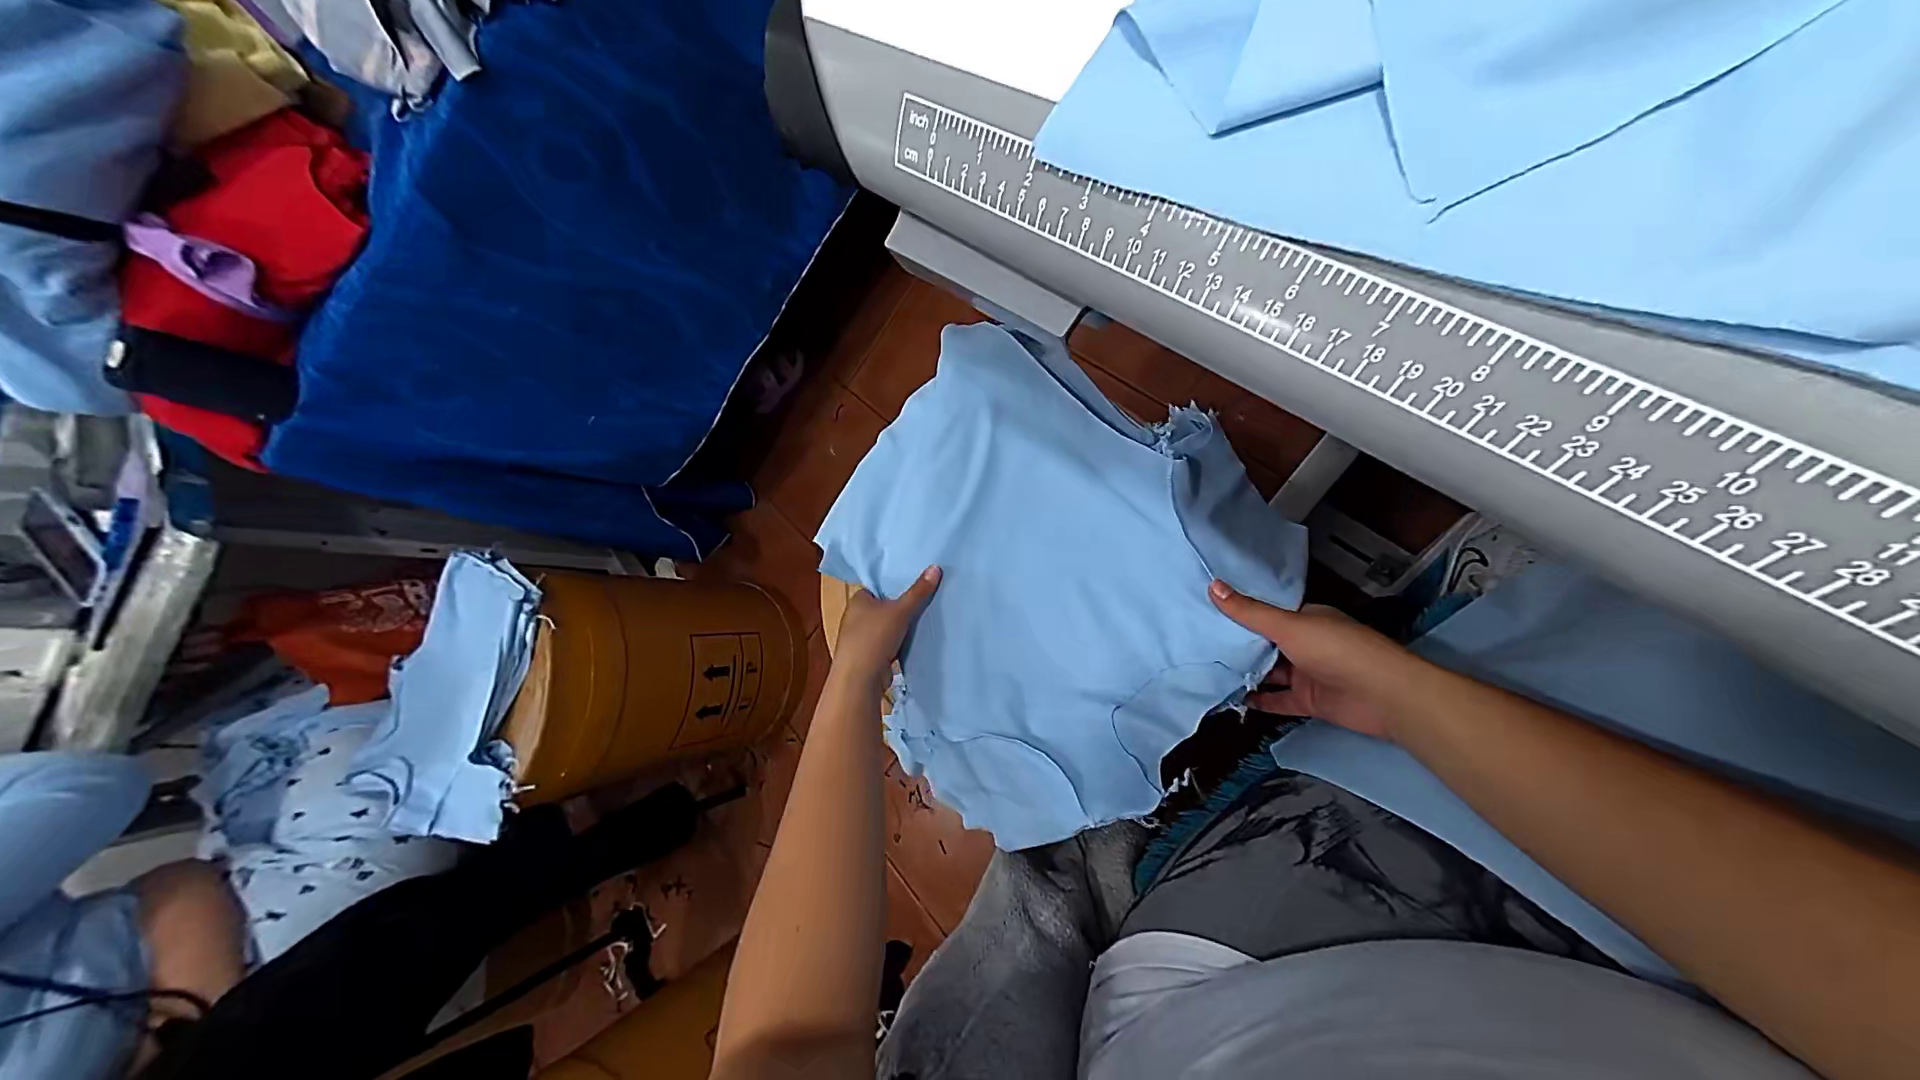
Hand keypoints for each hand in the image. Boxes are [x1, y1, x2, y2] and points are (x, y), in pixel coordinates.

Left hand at [833, 566, 941, 694]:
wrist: (860, 678)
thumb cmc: (874, 637)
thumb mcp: (900, 610)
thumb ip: (918, 591)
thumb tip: (935, 567)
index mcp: (858, 600)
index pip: (878, 587)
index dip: (895, 587)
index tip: (915, 585)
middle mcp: (856, 617)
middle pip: (884, 607)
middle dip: (901, 608)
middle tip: (925, 601)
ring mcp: (861, 638)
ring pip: (887, 627)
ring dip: (901, 628)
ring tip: (924, 620)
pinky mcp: (869, 656)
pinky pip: (888, 644)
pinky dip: (899, 643)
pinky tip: (915, 641)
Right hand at [1208, 579, 1426, 740]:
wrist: (1384, 696)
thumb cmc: (1337, 650)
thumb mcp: (1288, 625)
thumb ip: (1249, 612)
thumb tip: (1213, 586)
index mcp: (1305, 619)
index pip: (1267, 613)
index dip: (1239, 612)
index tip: (1206, 611)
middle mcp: (1305, 644)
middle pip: (1265, 643)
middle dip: (1238, 643)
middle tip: (1199, 641)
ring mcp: (1307, 674)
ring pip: (1269, 672)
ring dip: (1245, 672)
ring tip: (1207, 669)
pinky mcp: (1308, 701)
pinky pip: (1277, 699)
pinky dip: (1258, 699)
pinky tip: (1232, 697)